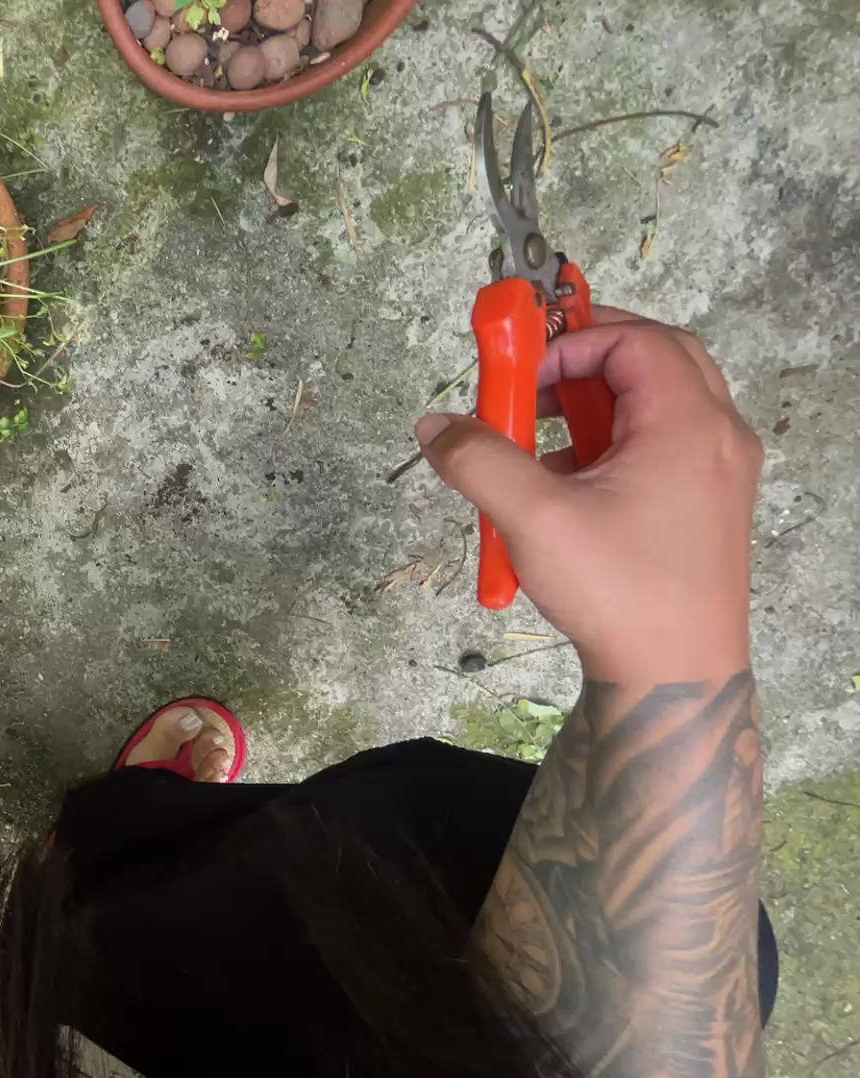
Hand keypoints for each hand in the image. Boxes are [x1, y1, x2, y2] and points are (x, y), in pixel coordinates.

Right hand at [417, 307, 762, 681]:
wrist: (671, 666)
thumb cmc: (614, 586)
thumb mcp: (531, 517)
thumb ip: (477, 460)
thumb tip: (433, 425)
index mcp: (687, 427)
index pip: (635, 342)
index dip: (567, 344)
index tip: (510, 377)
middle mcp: (712, 437)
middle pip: (655, 358)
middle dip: (581, 356)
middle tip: (523, 375)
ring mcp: (707, 471)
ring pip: (651, 400)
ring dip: (584, 398)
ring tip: (527, 430)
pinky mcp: (692, 500)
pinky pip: (646, 441)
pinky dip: (595, 436)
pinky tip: (551, 476)